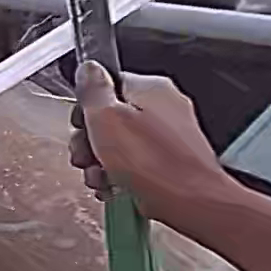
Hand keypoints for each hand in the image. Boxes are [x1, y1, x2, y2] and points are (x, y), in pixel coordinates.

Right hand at [70, 60, 239, 228]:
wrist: (188, 202)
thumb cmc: (153, 163)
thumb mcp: (106, 119)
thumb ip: (93, 90)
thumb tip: (88, 68)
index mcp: (150, 88)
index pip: (103, 85)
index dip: (85, 109)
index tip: (82, 126)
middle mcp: (162, 107)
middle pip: (105, 117)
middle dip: (88, 142)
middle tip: (87, 155)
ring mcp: (165, 134)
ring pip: (114, 142)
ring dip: (98, 162)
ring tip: (100, 175)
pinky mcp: (165, 159)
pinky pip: (128, 161)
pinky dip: (115, 174)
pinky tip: (112, 185)